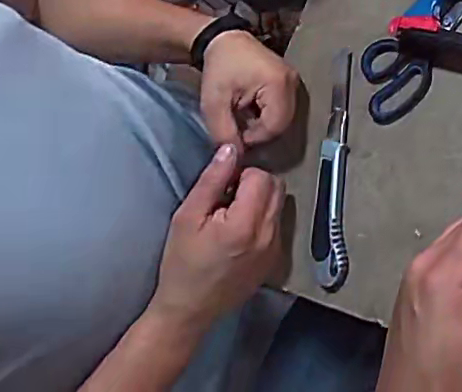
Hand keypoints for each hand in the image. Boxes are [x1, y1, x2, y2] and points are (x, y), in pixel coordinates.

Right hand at [147, 143, 282, 333]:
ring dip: (261, 200)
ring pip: (279, 202)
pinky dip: (264, 219)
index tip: (223, 191)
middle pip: (276, 186)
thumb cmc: (182, 265)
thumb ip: (212, 180)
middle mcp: (268, 234)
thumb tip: (231, 149)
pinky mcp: (275, 258)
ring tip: (234, 216)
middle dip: (255, 184)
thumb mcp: (187, 217)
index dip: (241, 176)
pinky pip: (277, 222)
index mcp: (245, 224)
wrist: (187, 313)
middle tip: (228, 199)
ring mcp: (275, 248)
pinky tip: (241, 234)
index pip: (261, 176)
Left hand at [198, 29, 298, 147]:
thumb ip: (224, 133)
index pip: (274, 126)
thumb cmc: (220, 69)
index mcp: (278, 83)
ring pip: (285, 117)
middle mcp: (292, 81)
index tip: (234, 131)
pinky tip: (252, 108)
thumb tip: (237, 157)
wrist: (225, 40)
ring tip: (244, 115)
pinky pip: (284, 108)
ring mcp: (293, 80)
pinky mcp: (289, 80)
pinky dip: (269, 114)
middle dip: (260, 131)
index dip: (254, 137)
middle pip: (283, 123)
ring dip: (264, 123)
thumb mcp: (214, 103)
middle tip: (238, 126)